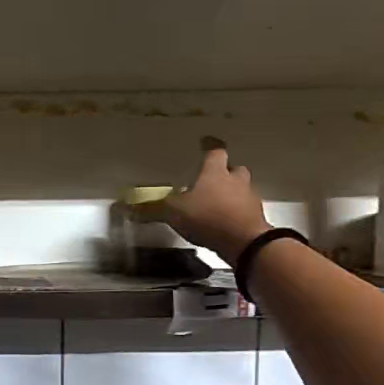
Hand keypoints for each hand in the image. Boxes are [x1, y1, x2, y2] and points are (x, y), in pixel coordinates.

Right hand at [159, 145, 272, 262]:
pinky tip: (225, 224)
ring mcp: (249, 199)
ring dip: (232, 194)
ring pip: (242, 190)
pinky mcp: (256, 219)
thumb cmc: (208, 217)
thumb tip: (128, 207)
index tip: (206, 142)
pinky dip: (236, 214)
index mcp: (215, 172)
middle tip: (214, 179)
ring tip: (217, 204)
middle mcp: (236, 181)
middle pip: (234, 169)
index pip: (215, 152)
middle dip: (226, 172)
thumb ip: (155, 208)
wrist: (244, 242)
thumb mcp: (174, 212)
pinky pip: (245, 211)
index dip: (210, 147)